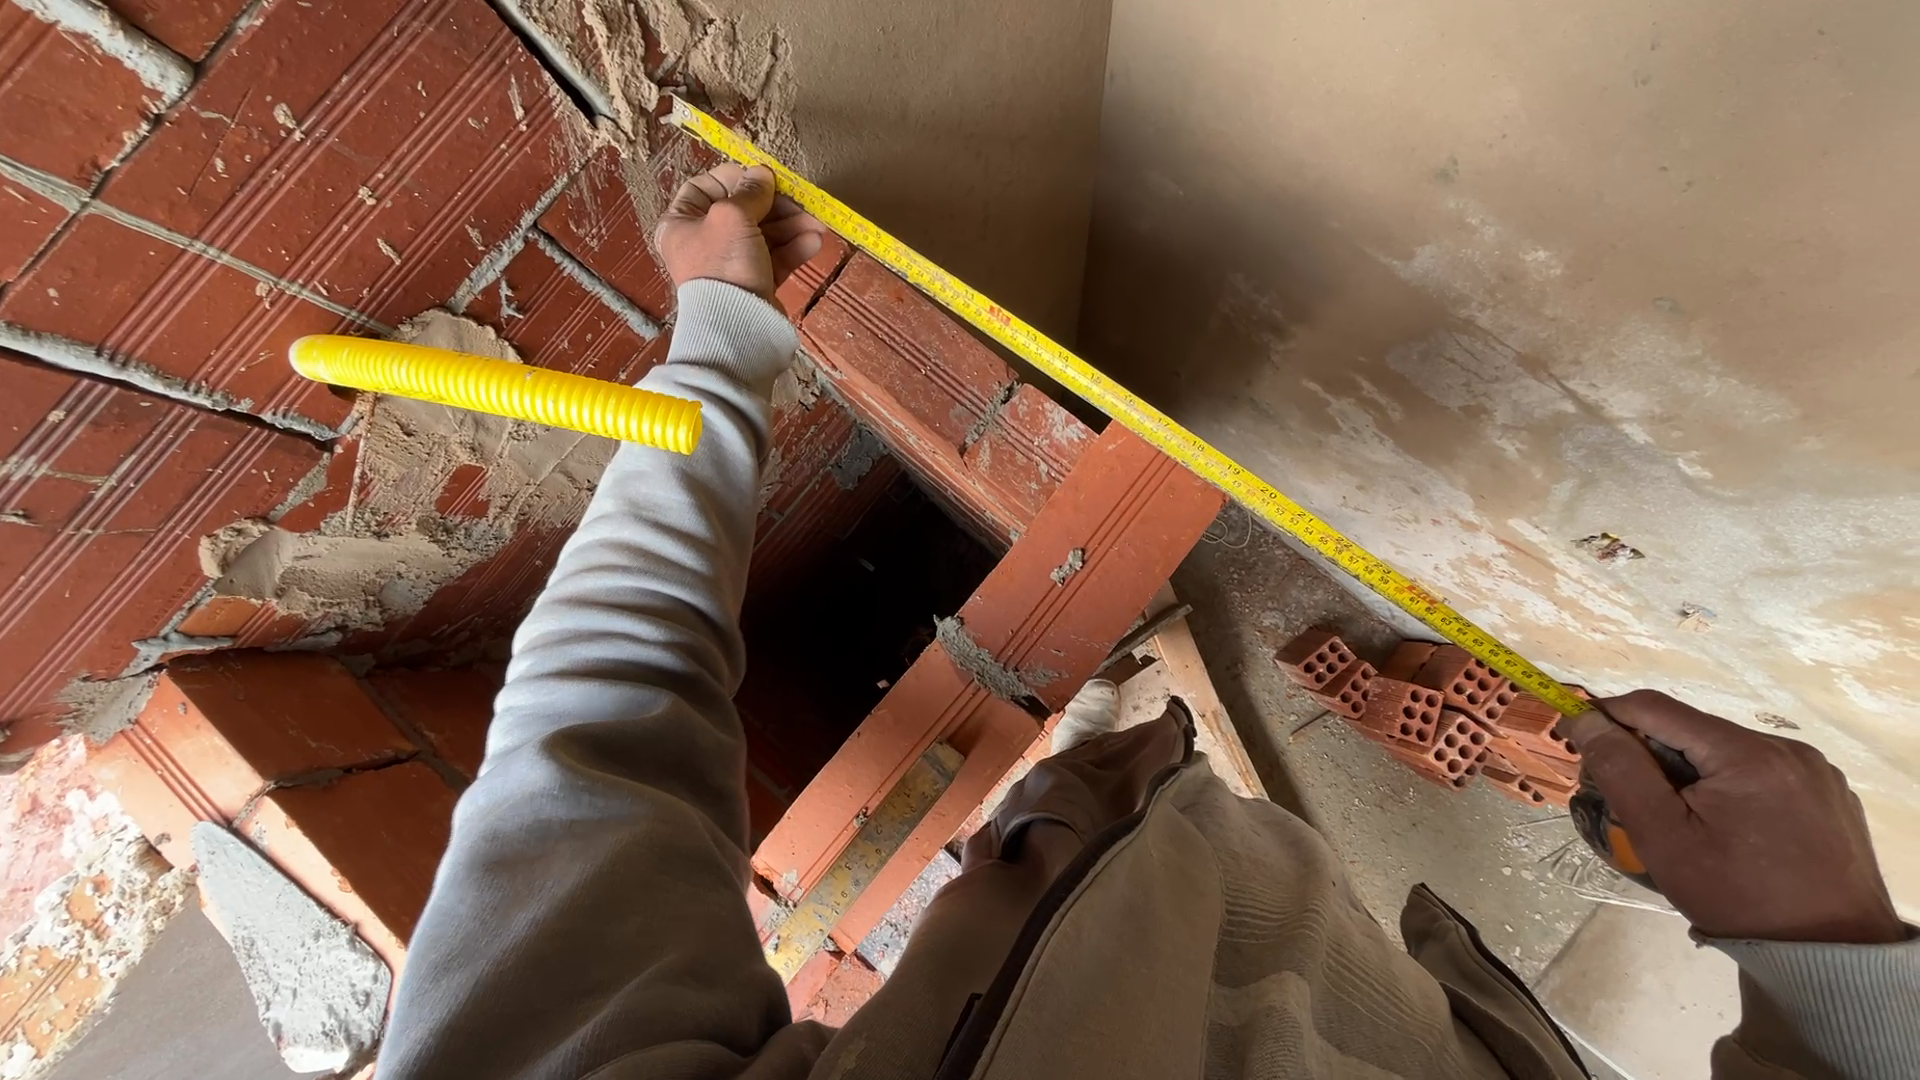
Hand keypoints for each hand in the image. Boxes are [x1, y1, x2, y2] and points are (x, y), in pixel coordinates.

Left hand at [655, 163, 826, 300]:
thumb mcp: (734, 216)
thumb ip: (750, 191)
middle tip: (801, 202)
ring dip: (793, 226)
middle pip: (743, 211)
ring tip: (817, 224)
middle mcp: (704, 241)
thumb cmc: (724, 264)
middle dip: (776, 205)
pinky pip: (775, 258)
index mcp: (683, 222)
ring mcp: (732, 263)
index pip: (706, 187)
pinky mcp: (755, 282)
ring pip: (765, 234)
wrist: (737, 325)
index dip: (736, 179)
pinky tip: (814, 241)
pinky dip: (794, 248)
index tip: (763, 178)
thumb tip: (762, 173)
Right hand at [1567, 691, 1902, 943]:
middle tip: (1622, 790)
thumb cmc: (1733, 893)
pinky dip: (1718, 780)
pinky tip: (1716, 819)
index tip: (1575, 739)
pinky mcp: (1826, 793)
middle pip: (1687, 727)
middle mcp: (1789, 750)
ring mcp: (1814, 772)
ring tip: (1670, 810)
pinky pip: (1751, 767)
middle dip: (1644, 749)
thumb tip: (1583, 718)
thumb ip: (1618, 766)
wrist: (1829, 954)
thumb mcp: (1659, 832)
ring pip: (1717, 747)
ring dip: (1680, 766)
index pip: (1653, 707)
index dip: (1604, 715)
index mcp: (1749, 755)